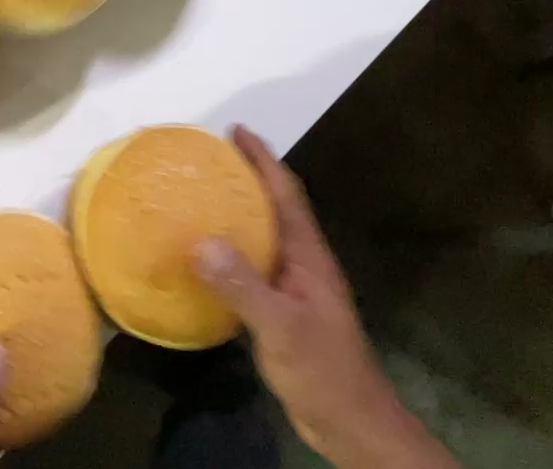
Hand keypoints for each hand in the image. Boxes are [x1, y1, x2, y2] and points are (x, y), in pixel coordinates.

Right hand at [195, 127, 458, 468]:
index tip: (237, 130)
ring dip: (238, 213)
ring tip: (201, 198)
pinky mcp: (282, 311)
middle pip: (275, 206)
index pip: (285, 192)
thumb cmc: (323, 368)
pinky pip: (251, 268)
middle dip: (248, 177)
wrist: (350, 421)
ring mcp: (293, 287)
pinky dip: (230, 254)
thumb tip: (201, 241)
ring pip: (263, 236)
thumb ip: (244, 285)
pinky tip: (205, 260)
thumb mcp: (282, 326)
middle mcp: (301, 261)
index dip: (263, 158)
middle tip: (209, 158)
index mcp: (307, 253)